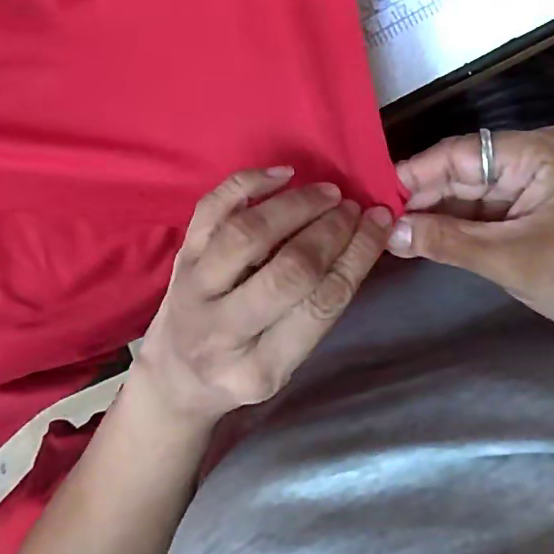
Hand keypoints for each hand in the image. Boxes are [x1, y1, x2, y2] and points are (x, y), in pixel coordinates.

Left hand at [131, 167, 393, 424]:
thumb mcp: (285, 364)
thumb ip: (318, 310)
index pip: (319, 306)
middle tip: (354, 208)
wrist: (175, 377)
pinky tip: (284, 175)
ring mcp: (194, 289)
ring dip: (294, 206)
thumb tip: (362, 240)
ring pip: (246, 235)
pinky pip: (211, 209)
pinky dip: (248, 184)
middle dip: (330, 232)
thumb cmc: (242, 370)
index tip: (379, 224)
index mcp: (260, 368)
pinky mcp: (180, 256)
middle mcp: (221, 331)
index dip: (356, 257)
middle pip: (286, 272)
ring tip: (328, 193)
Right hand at [387, 126, 553, 336]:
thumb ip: (447, 242)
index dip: (416, 173)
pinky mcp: (518, 201)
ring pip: (460, 189)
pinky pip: (472, 207)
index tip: (373, 193)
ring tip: (383, 227)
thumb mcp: (510, 261)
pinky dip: (445, 222)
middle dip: (418, 195)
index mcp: (538, 152)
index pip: (462, 154)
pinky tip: (412, 233)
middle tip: (372, 217)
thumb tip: (389, 232)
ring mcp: (523, 178)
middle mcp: (528, 155)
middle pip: (458, 169)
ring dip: (427, 210)